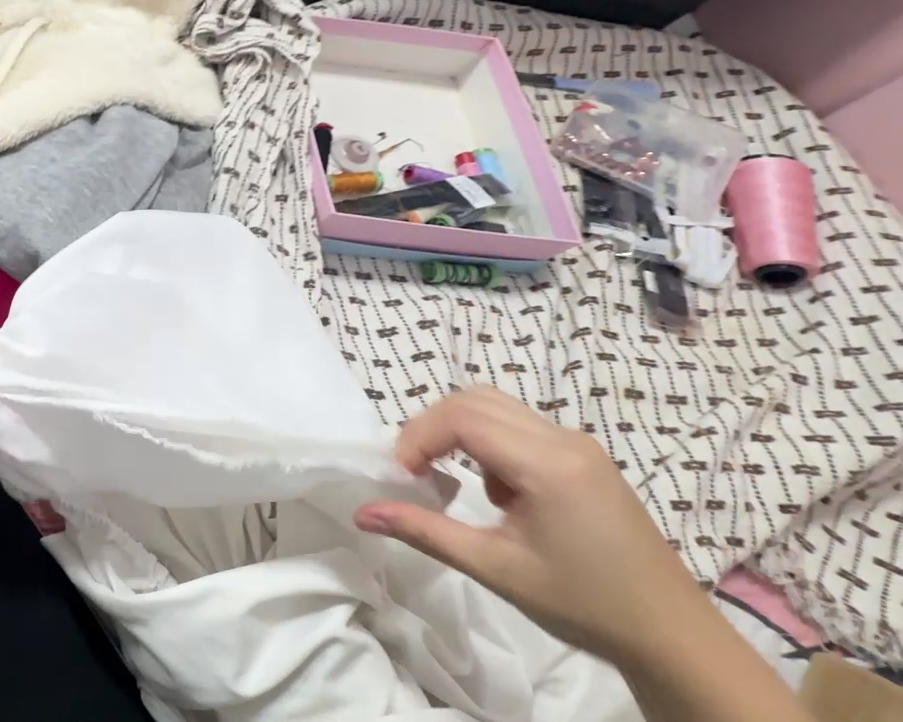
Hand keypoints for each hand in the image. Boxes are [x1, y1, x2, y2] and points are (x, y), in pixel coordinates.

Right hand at [353, 387, 709, 664]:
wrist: (673, 636)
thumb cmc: (584, 603)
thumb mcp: (495, 568)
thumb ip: (425, 532)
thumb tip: (361, 513)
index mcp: (549, 464)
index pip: (462, 416)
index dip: (418, 436)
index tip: (402, 476)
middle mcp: (565, 440)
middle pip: (475, 399)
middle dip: (431, 428)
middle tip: (414, 471)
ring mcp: (579, 446)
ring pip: (496, 407)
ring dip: (458, 432)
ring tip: (447, 478)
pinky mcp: (584, 458)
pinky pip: (518, 426)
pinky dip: (486, 442)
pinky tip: (495, 493)